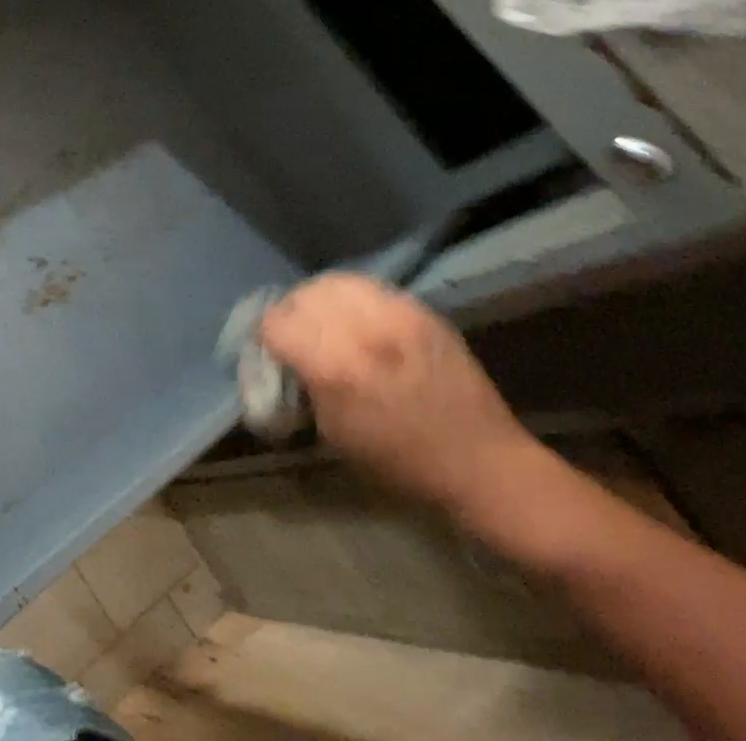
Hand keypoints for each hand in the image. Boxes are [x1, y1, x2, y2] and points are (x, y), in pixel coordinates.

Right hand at [258, 273, 544, 515]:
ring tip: (323, 320)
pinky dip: (352, 298)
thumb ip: (304, 384)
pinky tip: (357, 320)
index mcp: (334, 367)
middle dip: (290, 313)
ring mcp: (397, 315)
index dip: (265, 338)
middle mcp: (363, 330)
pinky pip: (371, 288)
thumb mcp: (332, 431)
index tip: (270, 353)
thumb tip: (288, 359)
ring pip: (336, 282)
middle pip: (303, 295)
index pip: (275, 323)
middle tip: (294, 335)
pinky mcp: (423, 312)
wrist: (480, 462)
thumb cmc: (398, 461)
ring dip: (320, 299)